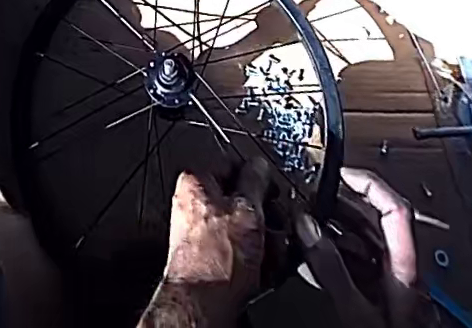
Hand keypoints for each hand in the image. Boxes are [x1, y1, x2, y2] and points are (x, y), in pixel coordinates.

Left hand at [138, 161, 273, 327]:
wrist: (203, 307)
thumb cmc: (216, 259)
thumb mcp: (248, 210)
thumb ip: (256, 180)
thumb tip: (259, 164)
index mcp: (195, 181)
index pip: (234, 164)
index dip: (259, 178)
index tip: (274, 192)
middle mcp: (193, 203)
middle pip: (241, 200)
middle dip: (266, 217)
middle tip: (277, 229)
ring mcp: (200, 233)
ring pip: (243, 227)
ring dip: (265, 240)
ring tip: (273, 253)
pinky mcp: (210, 259)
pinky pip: (238, 249)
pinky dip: (255, 257)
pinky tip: (266, 268)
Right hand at [295, 168, 422, 327]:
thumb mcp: (357, 316)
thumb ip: (331, 269)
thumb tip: (307, 223)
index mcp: (406, 272)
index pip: (395, 209)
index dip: (367, 183)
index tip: (337, 172)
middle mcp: (404, 275)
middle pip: (375, 223)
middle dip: (339, 205)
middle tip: (309, 195)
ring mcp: (394, 291)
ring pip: (363, 244)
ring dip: (333, 229)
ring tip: (304, 222)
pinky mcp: (383, 306)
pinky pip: (357, 266)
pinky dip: (334, 255)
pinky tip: (311, 257)